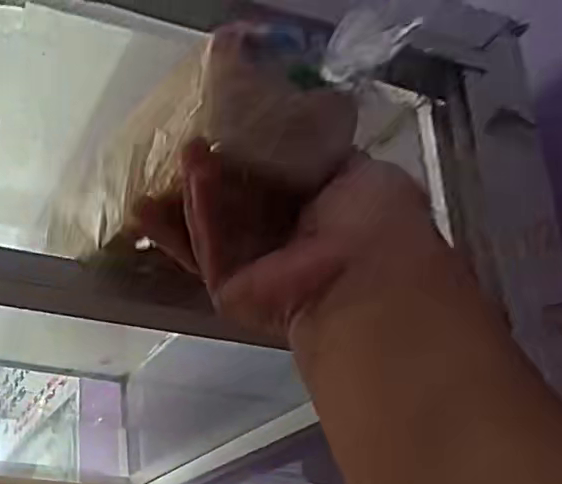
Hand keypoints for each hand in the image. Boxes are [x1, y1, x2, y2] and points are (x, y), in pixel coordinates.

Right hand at [133, 140, 442, 337]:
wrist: (363, 276)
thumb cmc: (374, 220)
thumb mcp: (353, 168)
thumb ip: (313, 153)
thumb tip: (290, 120)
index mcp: (309, 214)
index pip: (268, 181)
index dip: (247, 152)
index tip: (230, 120)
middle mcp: (275, 242)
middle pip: (231, 205)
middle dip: (210, 173)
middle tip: (195, 133)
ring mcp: (246, 268)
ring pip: (212, 226)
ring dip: (196, 189)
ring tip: (187, 149)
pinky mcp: (225, 287)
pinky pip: (209, 246)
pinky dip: (199, 213)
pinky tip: (193, 175)